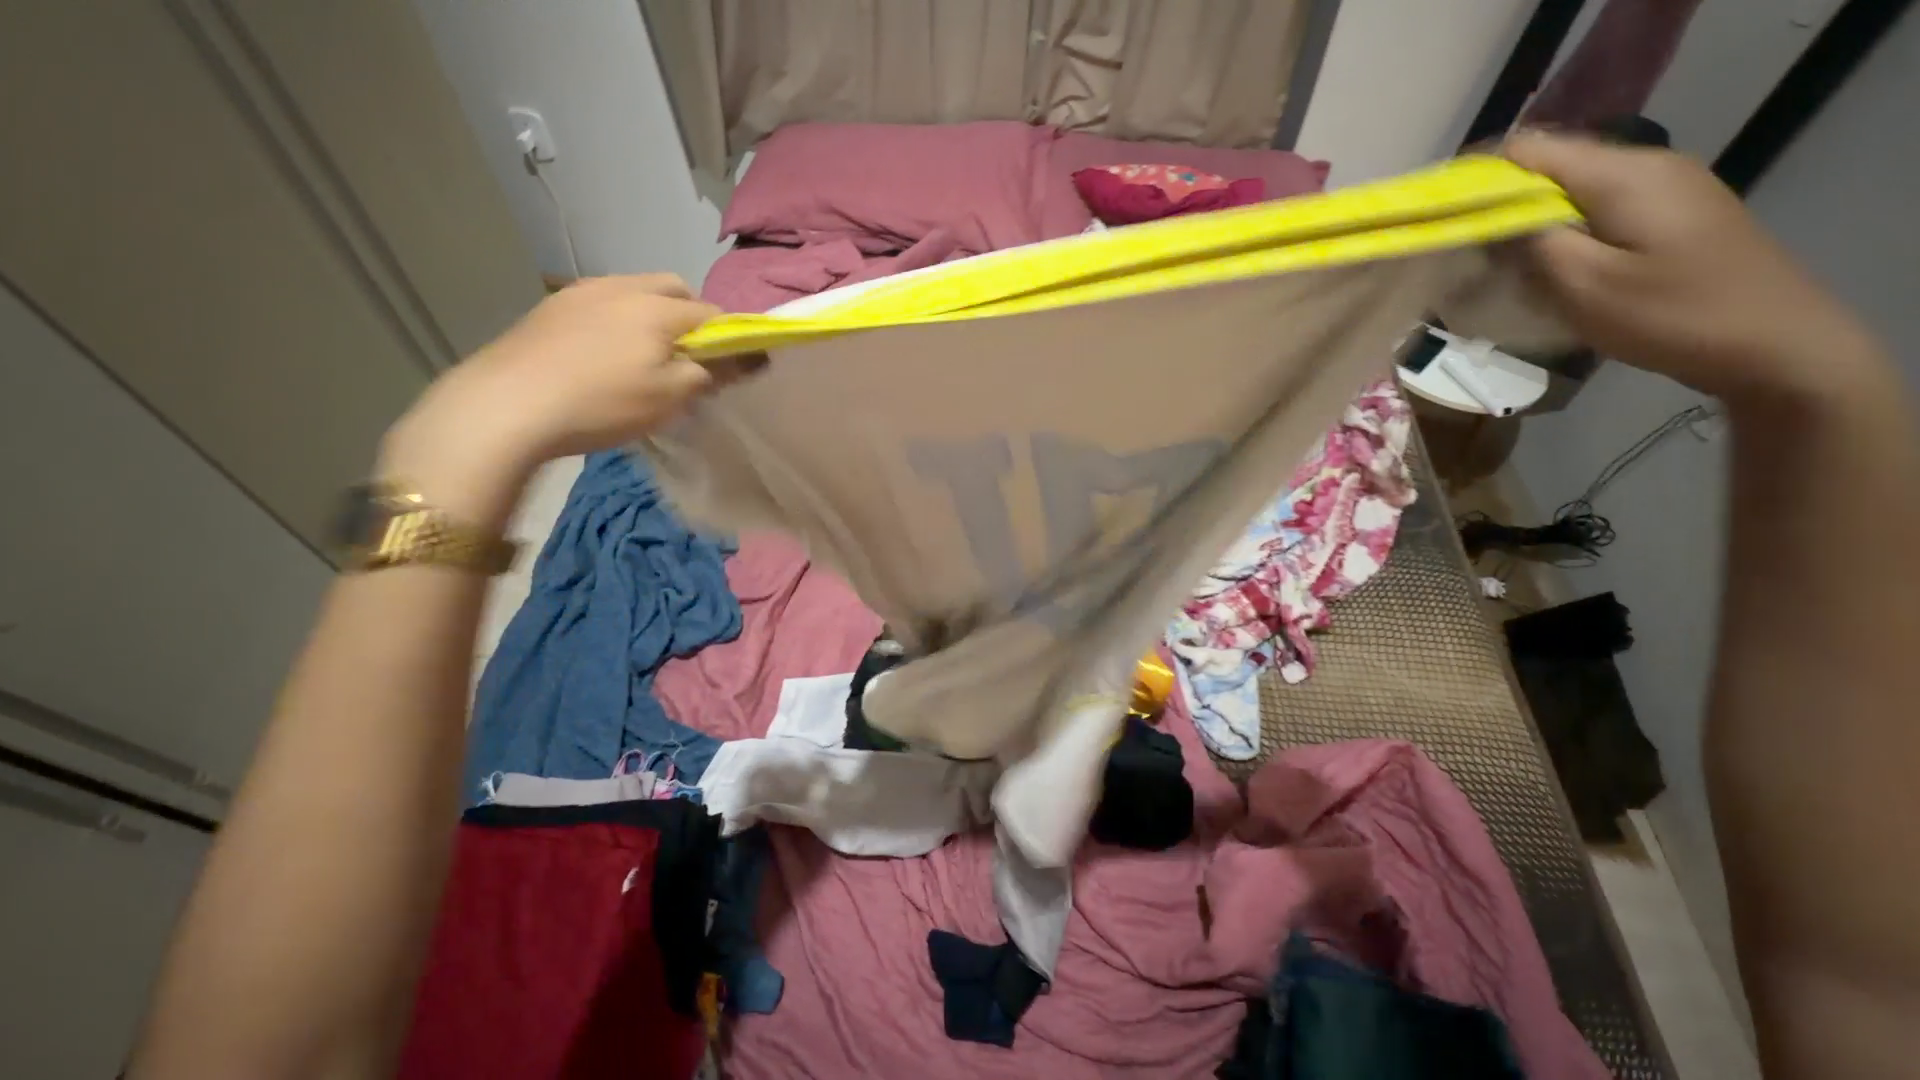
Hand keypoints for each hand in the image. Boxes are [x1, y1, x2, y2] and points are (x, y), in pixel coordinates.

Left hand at [379, 274, 721, 526]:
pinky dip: (614, 323)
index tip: (729, 368)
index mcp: (659, 307)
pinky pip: (599, 305)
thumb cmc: (602, 402)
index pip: (713, 314)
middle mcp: (623, 286)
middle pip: (673, 290)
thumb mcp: (670, 397)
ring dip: (648, 317)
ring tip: (640, 357)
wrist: (506, 405)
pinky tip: (600, 357)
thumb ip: (712, 373)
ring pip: (633, 293)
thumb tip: (749, 357)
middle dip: (689, 317)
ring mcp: (581, 293)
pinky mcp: (549, 309)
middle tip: (684, 358)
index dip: (729, 340)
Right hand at [1503, 131, 1879, 401]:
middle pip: (1553, 166)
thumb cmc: (1674, 316)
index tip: (1443, 218)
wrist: (1780, 345)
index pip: (1528, 149)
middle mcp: (1648, 165)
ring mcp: (1670, 188)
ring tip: (1505, 268)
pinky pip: (1604, 208)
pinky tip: (1557, 271)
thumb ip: (1533, 244)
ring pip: (1576, 190)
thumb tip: (1495, 220)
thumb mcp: (1585, 286)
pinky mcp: (1679, 215)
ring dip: (1535, 223)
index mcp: (1622, 174)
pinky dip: (1568, 232)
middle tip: (1467, 253)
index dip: (1477, 177)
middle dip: (1502, 204)